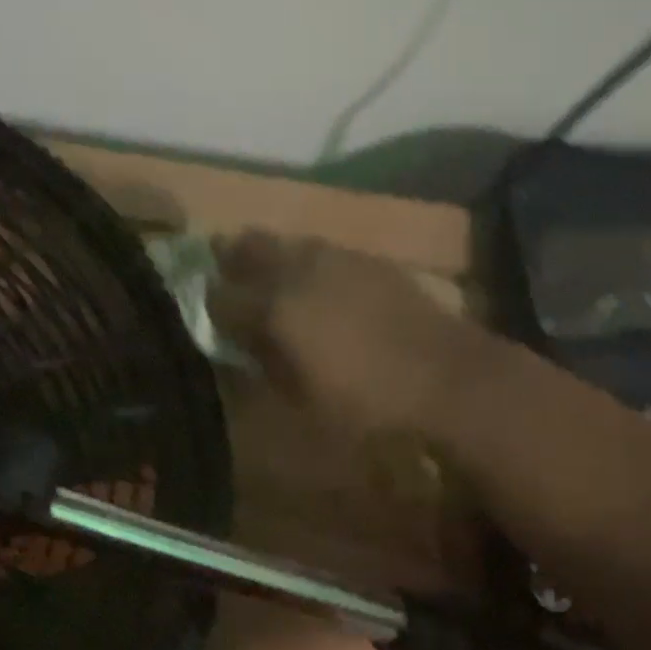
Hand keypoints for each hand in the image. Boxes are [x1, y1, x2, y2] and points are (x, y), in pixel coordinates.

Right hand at [206, 232, 504, 588]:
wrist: (449, 380)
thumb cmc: (363, 404)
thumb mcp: (297, 398)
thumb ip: (260, 363)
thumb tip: (239, 344)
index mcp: (276, 306)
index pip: (220, 296)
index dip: (206, 307)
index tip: (201, 318)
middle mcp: (301, 270)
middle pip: (249, 249)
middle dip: (229, 260)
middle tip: (218, 272)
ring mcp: (340, 259)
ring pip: (288, 245)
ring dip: (268, 256)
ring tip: (260, 273)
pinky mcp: (372, 263)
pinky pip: (323, 253)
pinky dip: (305, 262)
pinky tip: (311, 282)